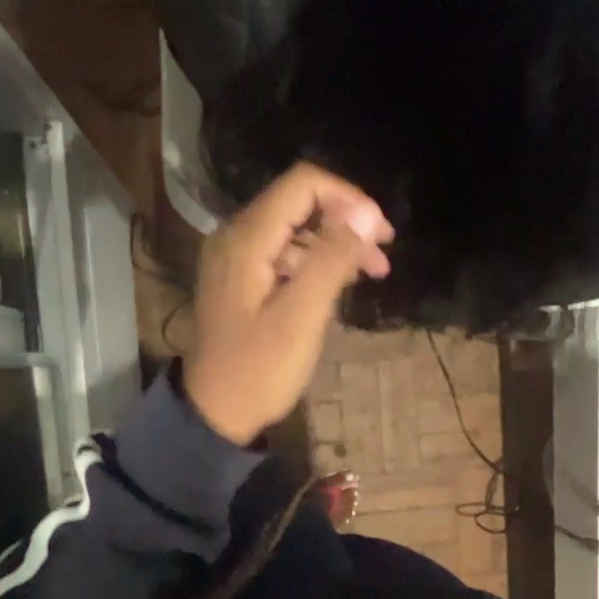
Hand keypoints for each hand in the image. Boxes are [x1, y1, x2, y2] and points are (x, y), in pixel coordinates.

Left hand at [184, 162, 393, 444]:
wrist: (215, 414)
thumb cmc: (259, 370)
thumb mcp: (302, 316)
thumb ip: (332, 260)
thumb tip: (367, 215)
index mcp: (247, 238)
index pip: (304, 185)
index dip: (350, 199)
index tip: (382, 234)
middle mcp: (235, 236)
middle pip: (298, 204)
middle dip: (346, 222)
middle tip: (383, 258)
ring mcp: (234, 259)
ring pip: (293, 230)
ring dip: (334, 244)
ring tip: (370, 275)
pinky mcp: (239, 281)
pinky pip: (282, 254)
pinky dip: (314, 263)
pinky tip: (336, 287)